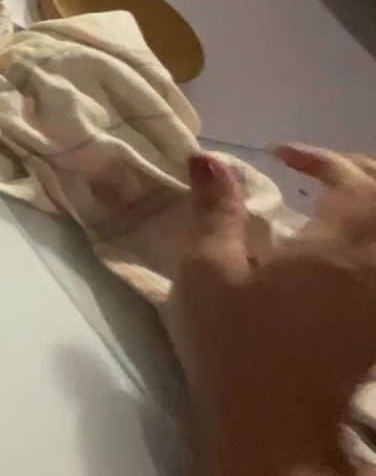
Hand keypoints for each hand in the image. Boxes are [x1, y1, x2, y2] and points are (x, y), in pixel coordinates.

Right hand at [173, 147, 375, 475]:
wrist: (274, 411)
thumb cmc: (230, 336)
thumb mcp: (206, 267)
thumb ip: (216, 211)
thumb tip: (209, 157)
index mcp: (334, 254)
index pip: (354, 186)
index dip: (321, 160)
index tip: (277, 154)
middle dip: (364, 175)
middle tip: (317, 168)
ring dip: (372, 205)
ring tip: (336, 196)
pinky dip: (371, 235)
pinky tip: (342, 239)